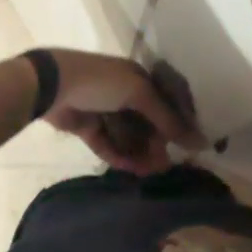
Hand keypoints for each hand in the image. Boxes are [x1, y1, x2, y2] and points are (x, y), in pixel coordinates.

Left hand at [41, 50, 202, 174]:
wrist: (53, 85)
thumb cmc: (100, 82)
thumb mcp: (138, 93)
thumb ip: (166, 118)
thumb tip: (198, 141)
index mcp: (137, 79)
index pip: (164, 105)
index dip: (176, 126)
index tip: (187, 149)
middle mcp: (123, 94)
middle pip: (146, 124)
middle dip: (156, 145)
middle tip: (163, 166)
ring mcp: (103, 111)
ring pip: (127, 136)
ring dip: (138, 153)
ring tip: (147, 172)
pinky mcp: (86, 127)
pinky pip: (107, 144)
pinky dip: (118, 155)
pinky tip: (129, 168)